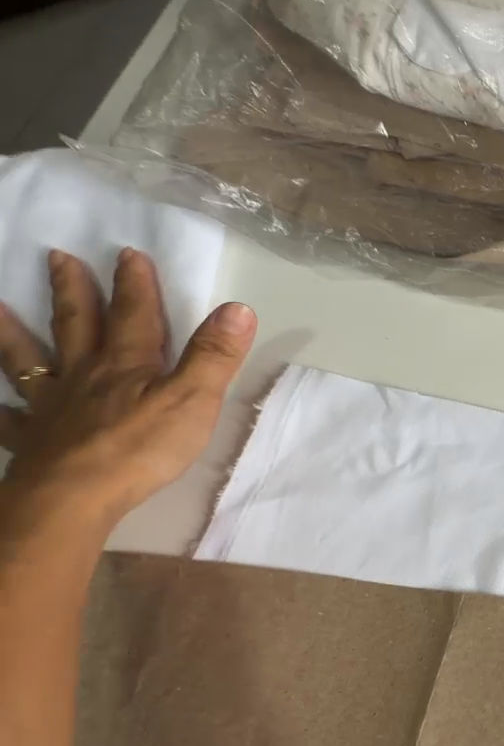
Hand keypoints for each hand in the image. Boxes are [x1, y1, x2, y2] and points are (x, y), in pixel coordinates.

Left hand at [0, 248, 255, 530]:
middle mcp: (85, 375)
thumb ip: (214, 356)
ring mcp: (52, 404)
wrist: (76, 491)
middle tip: (59, 257)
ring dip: (13, 332)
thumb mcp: (195, 398)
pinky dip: (1, 406)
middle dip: (75, 291)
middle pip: (79, 325)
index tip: (129, 254)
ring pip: (30, 359)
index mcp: (128, 365)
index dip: (135, 286)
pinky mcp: (34, 437)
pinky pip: (10, 417)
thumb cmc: (143, 445)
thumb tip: (238, 309)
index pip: (136, 317)